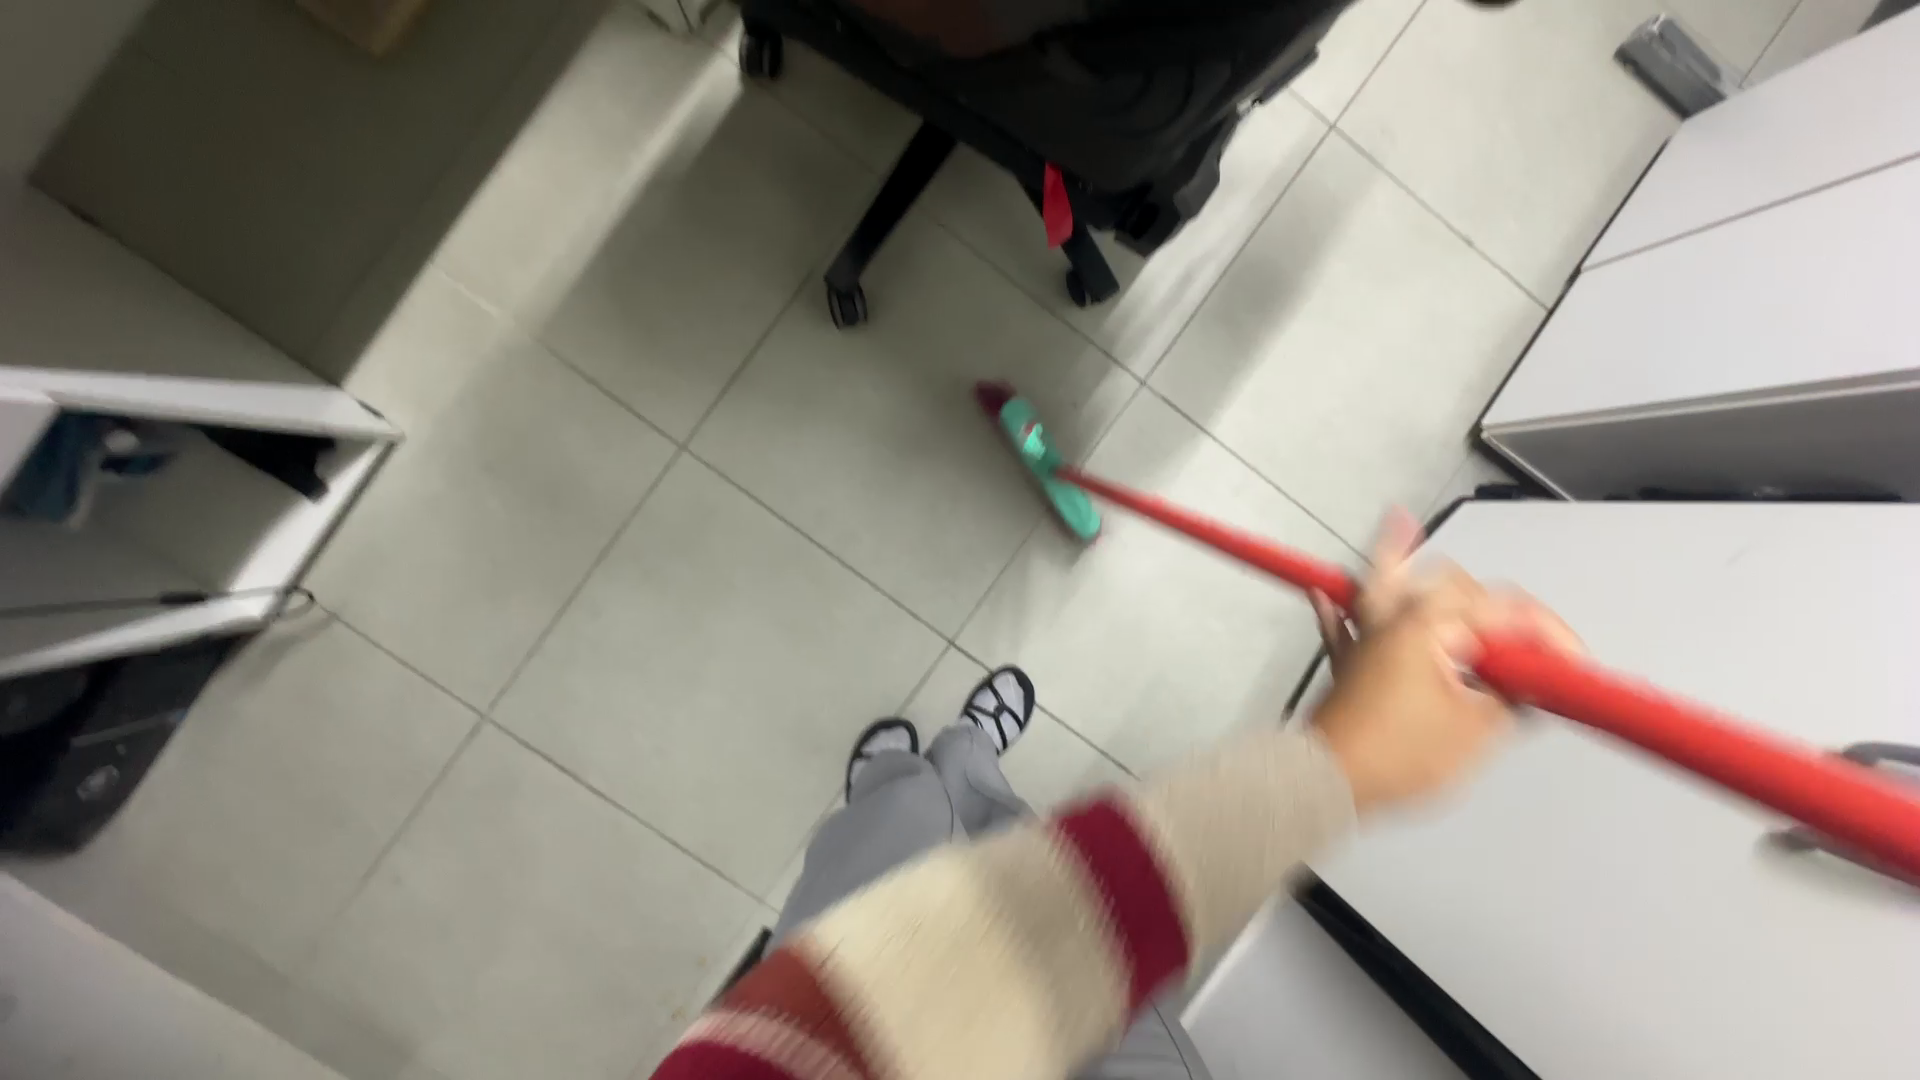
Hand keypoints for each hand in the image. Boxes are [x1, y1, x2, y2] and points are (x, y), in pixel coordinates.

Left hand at [1309, 510, 1580, 812]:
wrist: (1328, 778)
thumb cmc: (1401, 753)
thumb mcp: (1478, 730)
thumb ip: (1510, 698)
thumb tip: (1524, 687)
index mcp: (1427, 626)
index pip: (1498, 607)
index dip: (1543, 629)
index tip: (1573, 662)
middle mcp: (1390, 620)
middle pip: (1440, 581)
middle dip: (1482, 596)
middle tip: (1517, 635)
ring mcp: (1361, 638)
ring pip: (1380, 586)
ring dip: (1394, 561)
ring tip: (1399, 522)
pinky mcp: (1343, 663)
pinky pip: (1338, 622)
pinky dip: (1337, 606)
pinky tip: (1323, 590)